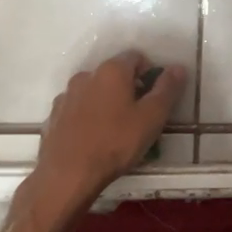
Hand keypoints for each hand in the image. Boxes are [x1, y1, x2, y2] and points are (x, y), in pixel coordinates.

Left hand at [34, 52, 185, 196]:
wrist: (68, 175)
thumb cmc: (116, 143)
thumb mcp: (152, 117)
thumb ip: (167, 89)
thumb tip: (178, 68)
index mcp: (112, 71)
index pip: (136, 57)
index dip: (150, 73)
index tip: (155, 96)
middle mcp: (86, 76)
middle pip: (113, 73)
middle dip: (129, 88)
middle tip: (139, 115)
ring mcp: (66, 96)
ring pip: (93, 91)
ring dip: (106, 102)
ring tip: (115, 129)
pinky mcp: (54, 117)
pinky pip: (77, 109)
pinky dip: (88, 116)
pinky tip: (93, 138)